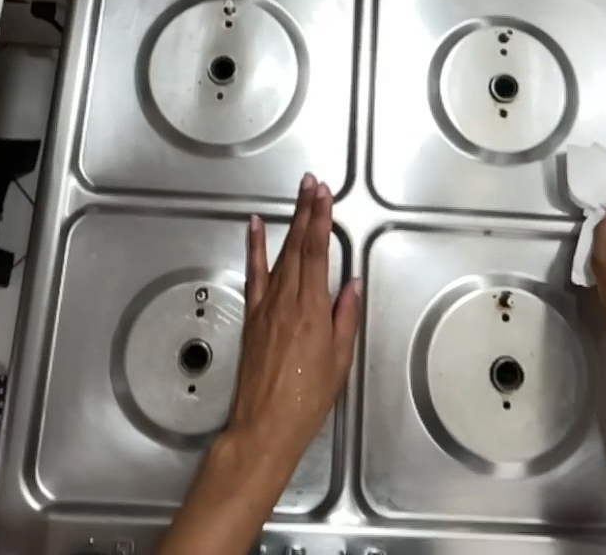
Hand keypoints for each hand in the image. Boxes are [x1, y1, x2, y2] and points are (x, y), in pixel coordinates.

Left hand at [226, 173, 361, 471]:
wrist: (265, 424)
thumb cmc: (308, 396)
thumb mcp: (339, 360)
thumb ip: (345, 317)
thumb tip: (352, 283)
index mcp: (312, 309)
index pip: (317, 253)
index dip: (321, 220)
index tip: (324, 194)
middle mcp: (286, 299)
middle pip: (298, 245)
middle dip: (306, 211)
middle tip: (312, 182)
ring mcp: (266, 304)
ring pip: (280, 254)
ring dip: (290, 222)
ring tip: (298, 195)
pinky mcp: (253, 314)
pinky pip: (255, 273)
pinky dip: (254, 247)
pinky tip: (254, 226)